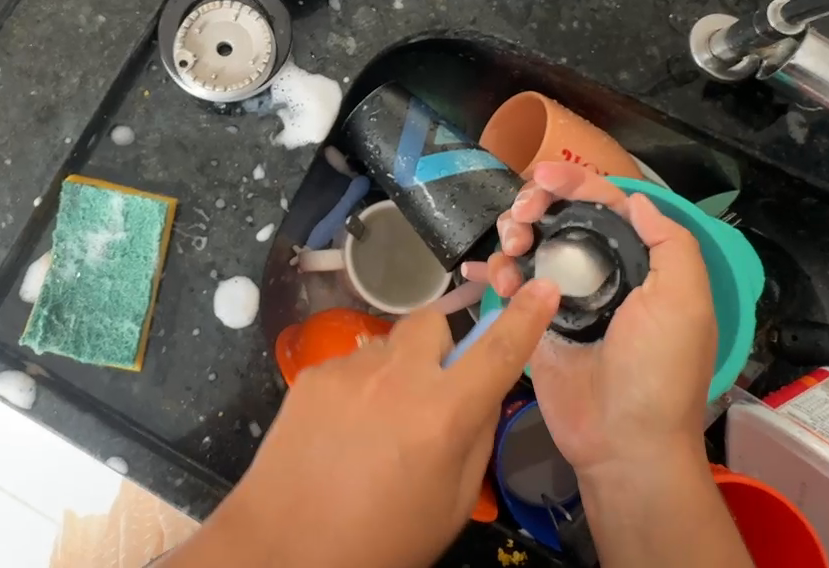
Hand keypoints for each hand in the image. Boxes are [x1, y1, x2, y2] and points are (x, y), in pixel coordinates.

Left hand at [171, 280, 561, 567]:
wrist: (286, 544)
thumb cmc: (383, 538)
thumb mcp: (452, 503)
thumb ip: (475, 437)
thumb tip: (481, 393)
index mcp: (442, 414)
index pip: (496, 351)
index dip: (524, 316)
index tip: (542, 286)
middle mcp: (397, 376)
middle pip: (433, 321)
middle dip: (442, 342)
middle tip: (435, 383)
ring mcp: (350, 368)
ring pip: (390, 345)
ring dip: (398, 369)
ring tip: (379, 423)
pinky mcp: (314, 372)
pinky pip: (353, 364)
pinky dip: (361, 386)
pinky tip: (345, 429)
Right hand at [470, 161, 716, 478]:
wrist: (621, 442)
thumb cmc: (657, 372)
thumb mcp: (684, 304)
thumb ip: (670, 245)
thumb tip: (636, 200)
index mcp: (635, 262)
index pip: (603, 204)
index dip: (573, 182)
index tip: (541, 178)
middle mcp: (597, 270)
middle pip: (557, 215)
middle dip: (532, 205)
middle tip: (519, 220)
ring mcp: (560, 293)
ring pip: (528, 242)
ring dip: (510, 235)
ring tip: (510, 253)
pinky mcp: (531, 317)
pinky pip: (506, 280)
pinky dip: (490, 270)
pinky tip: (482, 275)